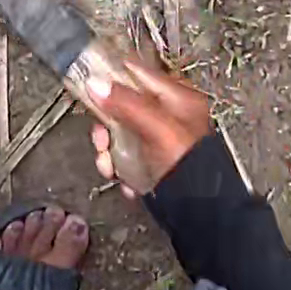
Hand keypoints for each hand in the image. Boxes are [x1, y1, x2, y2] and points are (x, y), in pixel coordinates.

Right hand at [87, 59, 212, 194]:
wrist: (201, 216)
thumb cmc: (191, 168)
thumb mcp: (158, 128)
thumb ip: (127, 104)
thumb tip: (96, 83)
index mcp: (178, 99)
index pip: (139, 73)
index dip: (113, 75)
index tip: (89, 79)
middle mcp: (168, 118)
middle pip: (123, 107)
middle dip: (106, 125)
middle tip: (101, 139)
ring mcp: (158, 142)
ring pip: (120, 134)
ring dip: (108, 151)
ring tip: (109, 165)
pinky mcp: (152, 165)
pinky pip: (124, 157)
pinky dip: (117, 168)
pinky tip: (122, 179)